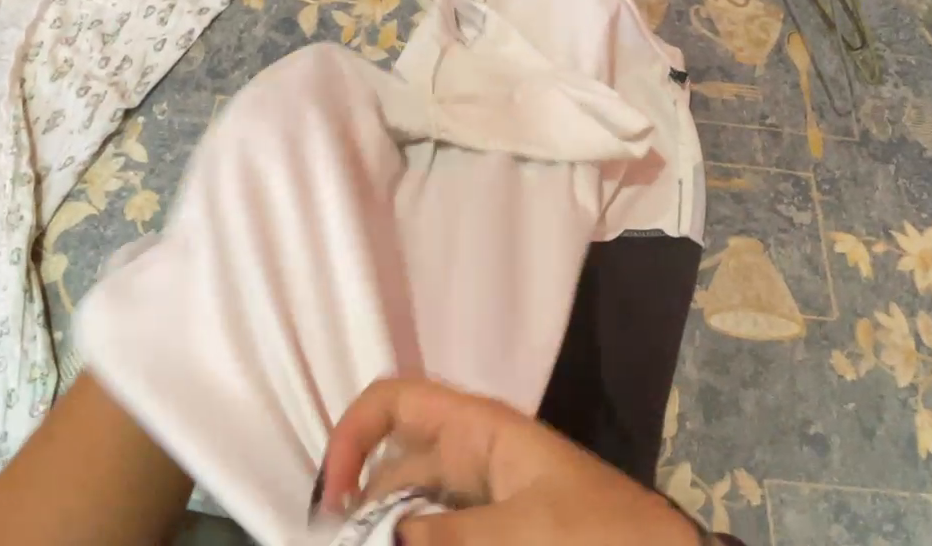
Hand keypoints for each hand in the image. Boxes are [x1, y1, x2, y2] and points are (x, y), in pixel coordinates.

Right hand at [317, 378, 704, 545]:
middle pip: (395, 462)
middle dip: (362, 501)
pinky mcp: (488, 527)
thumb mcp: (525, 530)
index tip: (332, 495)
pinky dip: (414, 537)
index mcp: (477, 427)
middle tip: (343, 544)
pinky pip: (436, 527)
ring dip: (386, 526)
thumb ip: (450, 534)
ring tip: (363, 545)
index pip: (397, 400)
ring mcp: (479, 494)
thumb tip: (384, 537)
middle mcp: (470, 452)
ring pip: (411, 504)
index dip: (354, 431)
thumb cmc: (599, 530)